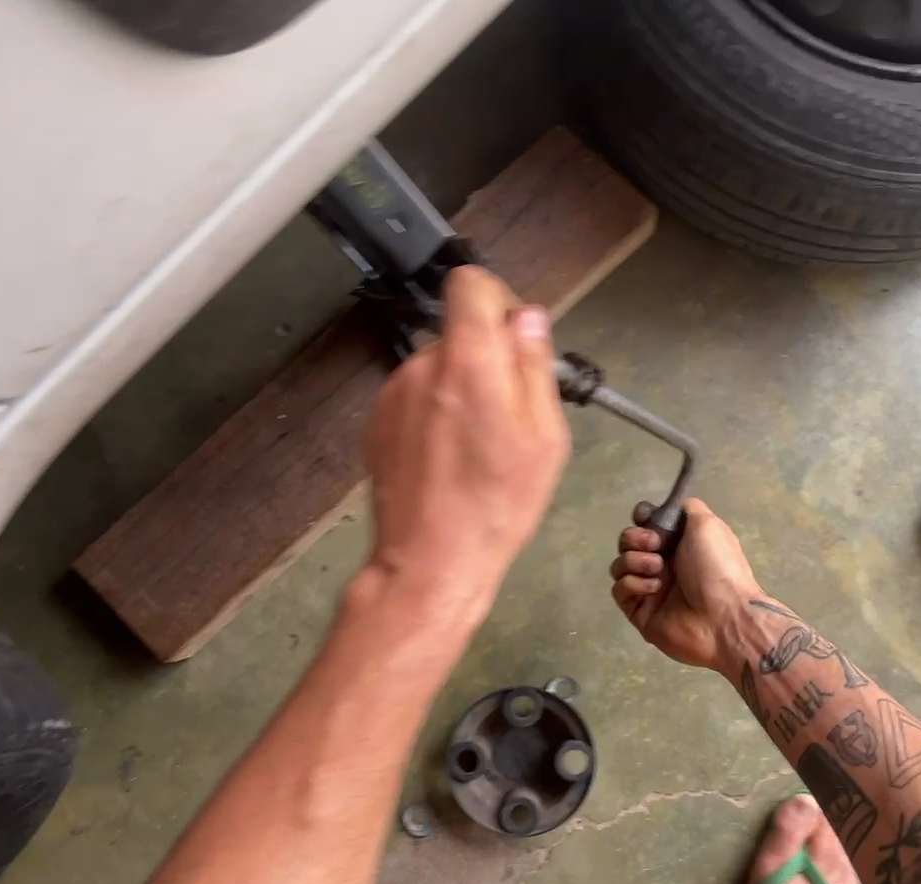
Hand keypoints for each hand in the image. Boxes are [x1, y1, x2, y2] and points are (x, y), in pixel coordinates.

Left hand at [363, 266, 569, 617]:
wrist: (430, 561)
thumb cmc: (496, 506)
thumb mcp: (544, 438)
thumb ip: (534, 367)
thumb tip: (527, 320)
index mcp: (469, 361)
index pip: (470, 284)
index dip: (498, 300)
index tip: (513, 338)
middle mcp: (421, 366)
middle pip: (458, 334)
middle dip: (486, 359)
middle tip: (508, 416)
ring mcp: (392, 394)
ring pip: (437, 369)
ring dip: (460, 390)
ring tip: (477, 448)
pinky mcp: (375, 422)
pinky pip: (415, 399)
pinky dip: (434, 414)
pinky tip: (447, 460)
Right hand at [610, 498, 763, 671]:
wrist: (723, 616)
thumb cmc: (718, 567)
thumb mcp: (708, 524)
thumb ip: (687, 508)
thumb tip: (672, 507)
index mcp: (679, 542)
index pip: (646, 523)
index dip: (641, 518)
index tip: (646, 518)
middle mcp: (663, 563)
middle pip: (628, 541)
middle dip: (635, 538)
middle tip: (654, 545)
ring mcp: (649, 588)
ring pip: (620, 564)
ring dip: (635, 561)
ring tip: (658, 570)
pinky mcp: (639, 611)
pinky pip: (619, 590)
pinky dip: (633, 584)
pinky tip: (654, 589)